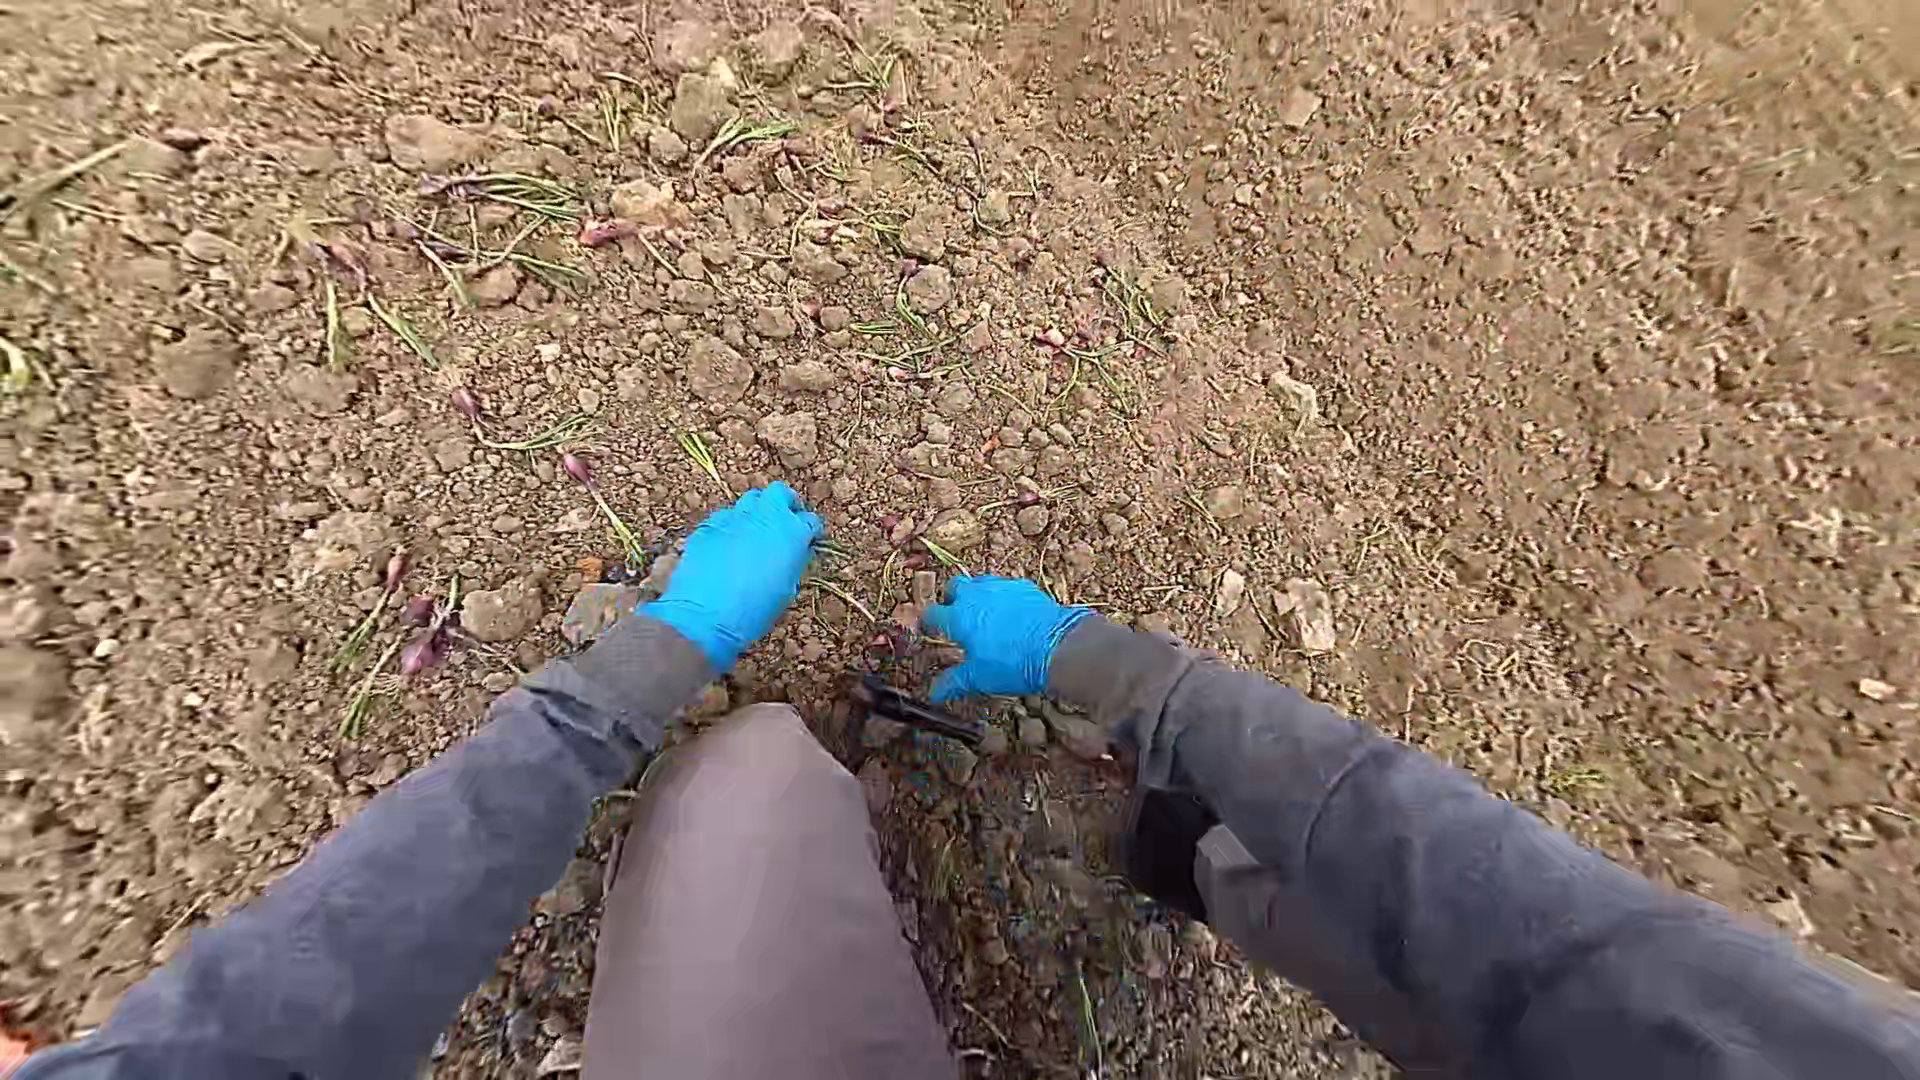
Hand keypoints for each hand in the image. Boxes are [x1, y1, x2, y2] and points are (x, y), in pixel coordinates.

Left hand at [643, 483, 823, 671]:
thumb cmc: (756, 609)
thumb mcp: (787, 588)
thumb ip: (794, 561)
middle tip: (784, 523)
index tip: (807, 542)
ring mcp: (736, 517)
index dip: (810, 532)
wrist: (707, 615)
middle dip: (785, 504)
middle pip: (780, 493)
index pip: (811, 520)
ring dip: (758, 511)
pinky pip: (727, 516)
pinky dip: (732, 525)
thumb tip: (793, 554)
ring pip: (752, 499)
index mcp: (794, 532)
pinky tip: (729, 543)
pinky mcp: (711, 525)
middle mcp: (767, 516)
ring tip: (756, 531)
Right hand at [923, 576, 1091, 702]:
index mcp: (958, 616)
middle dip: (952, 599)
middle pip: (954, 587)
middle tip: (957, 617)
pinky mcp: (1023, 586)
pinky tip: (1011, 613)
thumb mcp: (980, 677)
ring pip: (980, 582)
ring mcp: (1000, 587)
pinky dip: (1003, 597)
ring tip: (984, 615)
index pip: (933, 614)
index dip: (929, 622)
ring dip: (977, 595)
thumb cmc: (1012, 663)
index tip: (930, 630)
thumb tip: (934, 693)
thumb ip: (955, 681)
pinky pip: (1005, 587)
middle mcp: (976, 595)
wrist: (1057, 645)